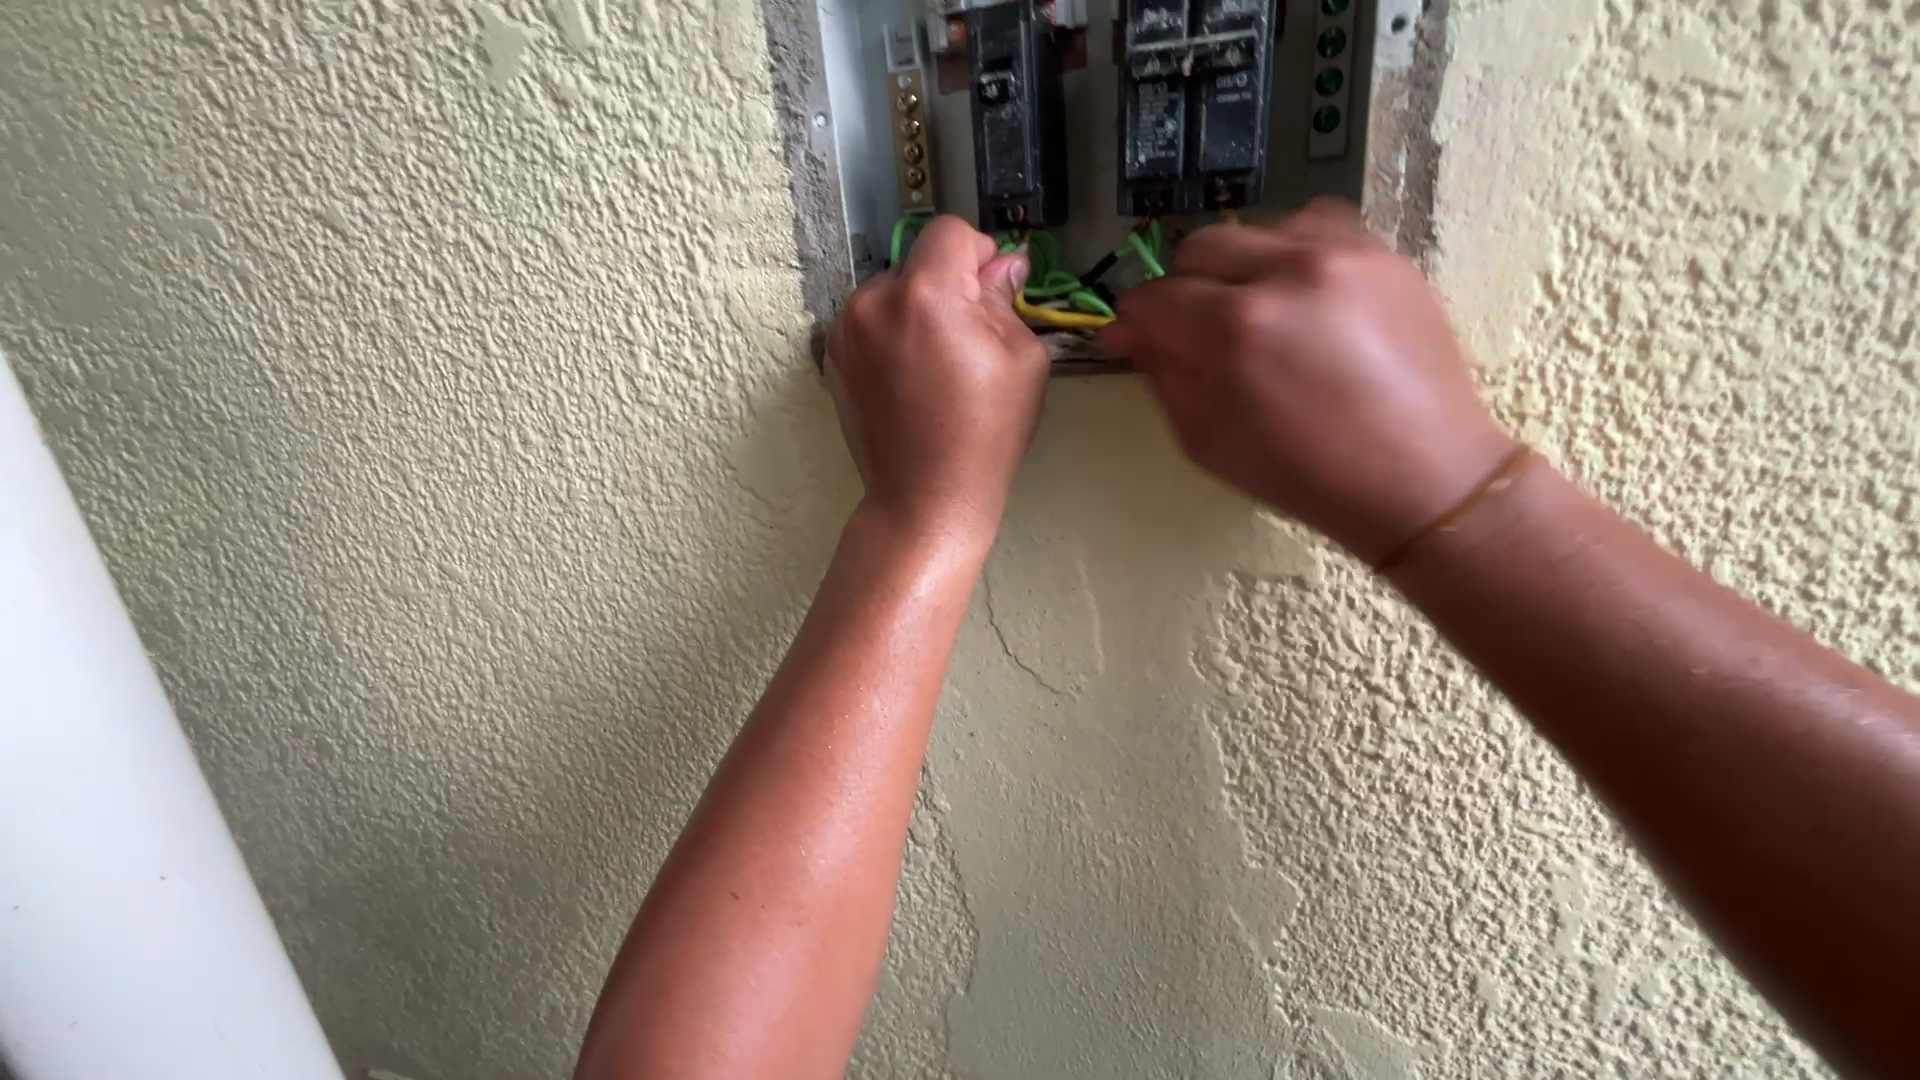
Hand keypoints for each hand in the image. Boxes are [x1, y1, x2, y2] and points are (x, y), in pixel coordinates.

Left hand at [827, 216, 1047, 545]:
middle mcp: (873, 301)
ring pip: (891, 291)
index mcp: (926, 294)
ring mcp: (845, 331)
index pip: (950, 231)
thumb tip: (1004, 265)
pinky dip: (890, 335)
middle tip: (967, 340)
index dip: (979, 255)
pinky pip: (869, 322)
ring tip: (935, 366)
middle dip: (946, 286)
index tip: (990, 292)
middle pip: (917, 261)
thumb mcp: (1022, 360)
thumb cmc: (984, 435)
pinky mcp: (832, 357)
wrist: (925, 498)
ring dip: (915, 310)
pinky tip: (909, 379)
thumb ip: (1007, 298)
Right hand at [1100, 200, 1514, 563]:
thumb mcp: (1206, 440)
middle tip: (1193, 333)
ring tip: (1253, 314)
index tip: (1133, 343)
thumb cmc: (1304, 474)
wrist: (1421, 477)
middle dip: (1181, 290)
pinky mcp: (1383, 252)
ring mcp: (1342, 253)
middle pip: (1197, 248)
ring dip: (1236, 269)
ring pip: (1253, 229)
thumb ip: (1161, 375)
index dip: (1133, 323)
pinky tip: (1297, 295)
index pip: (1153, 298)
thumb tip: (1130, 333)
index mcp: (1234, 329)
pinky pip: (1313, 224)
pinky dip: (1289, 252)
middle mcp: (1285, 273)